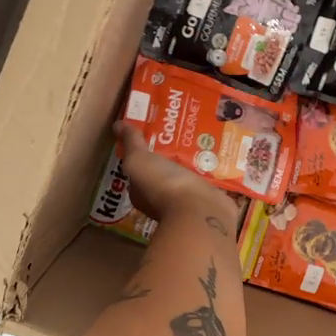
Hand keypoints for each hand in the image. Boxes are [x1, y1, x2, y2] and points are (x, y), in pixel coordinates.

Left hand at [114, 122, 236, 230]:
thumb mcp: (138, 161)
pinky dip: (211, 170)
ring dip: (192, 161)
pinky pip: (208, 182)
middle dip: (169, 155)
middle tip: (177, 129)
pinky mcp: (208, 201)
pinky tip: (218, 153)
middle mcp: (162, 199)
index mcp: (141, 193)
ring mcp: (186, 202)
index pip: (138, 171)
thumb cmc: (162, 186)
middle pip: (164, 172)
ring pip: (187, 177)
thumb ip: (131, 144)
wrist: (198, 210)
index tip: (150, 133)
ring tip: (200, 136)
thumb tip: (117, 125)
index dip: (142, 154)